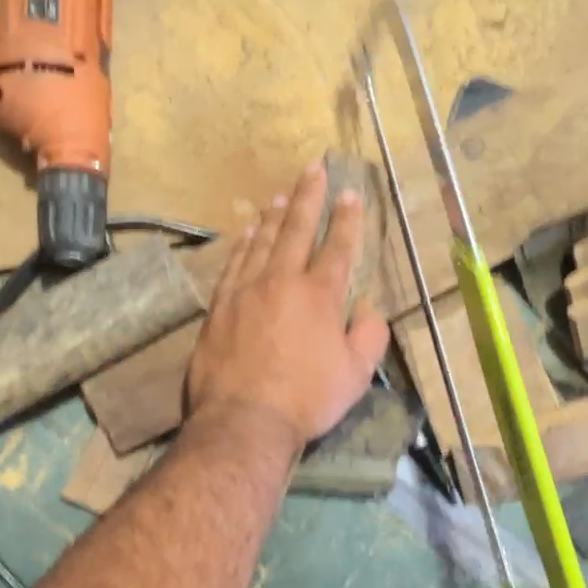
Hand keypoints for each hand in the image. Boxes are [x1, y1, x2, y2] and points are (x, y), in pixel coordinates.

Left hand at [187, 162, 390, 443]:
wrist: (244, 420)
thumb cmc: (307, 400)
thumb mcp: (356, 374)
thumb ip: (368, 335)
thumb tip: (366, 309)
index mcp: (320, 295)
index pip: (337, 247)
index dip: (346, 219)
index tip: (351, 193)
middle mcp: (282, 281)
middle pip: (296, 229)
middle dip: (308, 196)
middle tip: (313, 168)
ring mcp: (245, 291)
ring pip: (261, 242)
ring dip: (272, 215)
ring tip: (279, 194)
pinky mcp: (219, 307)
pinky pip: (233, 265)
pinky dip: (242, 245)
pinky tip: (246, 234)